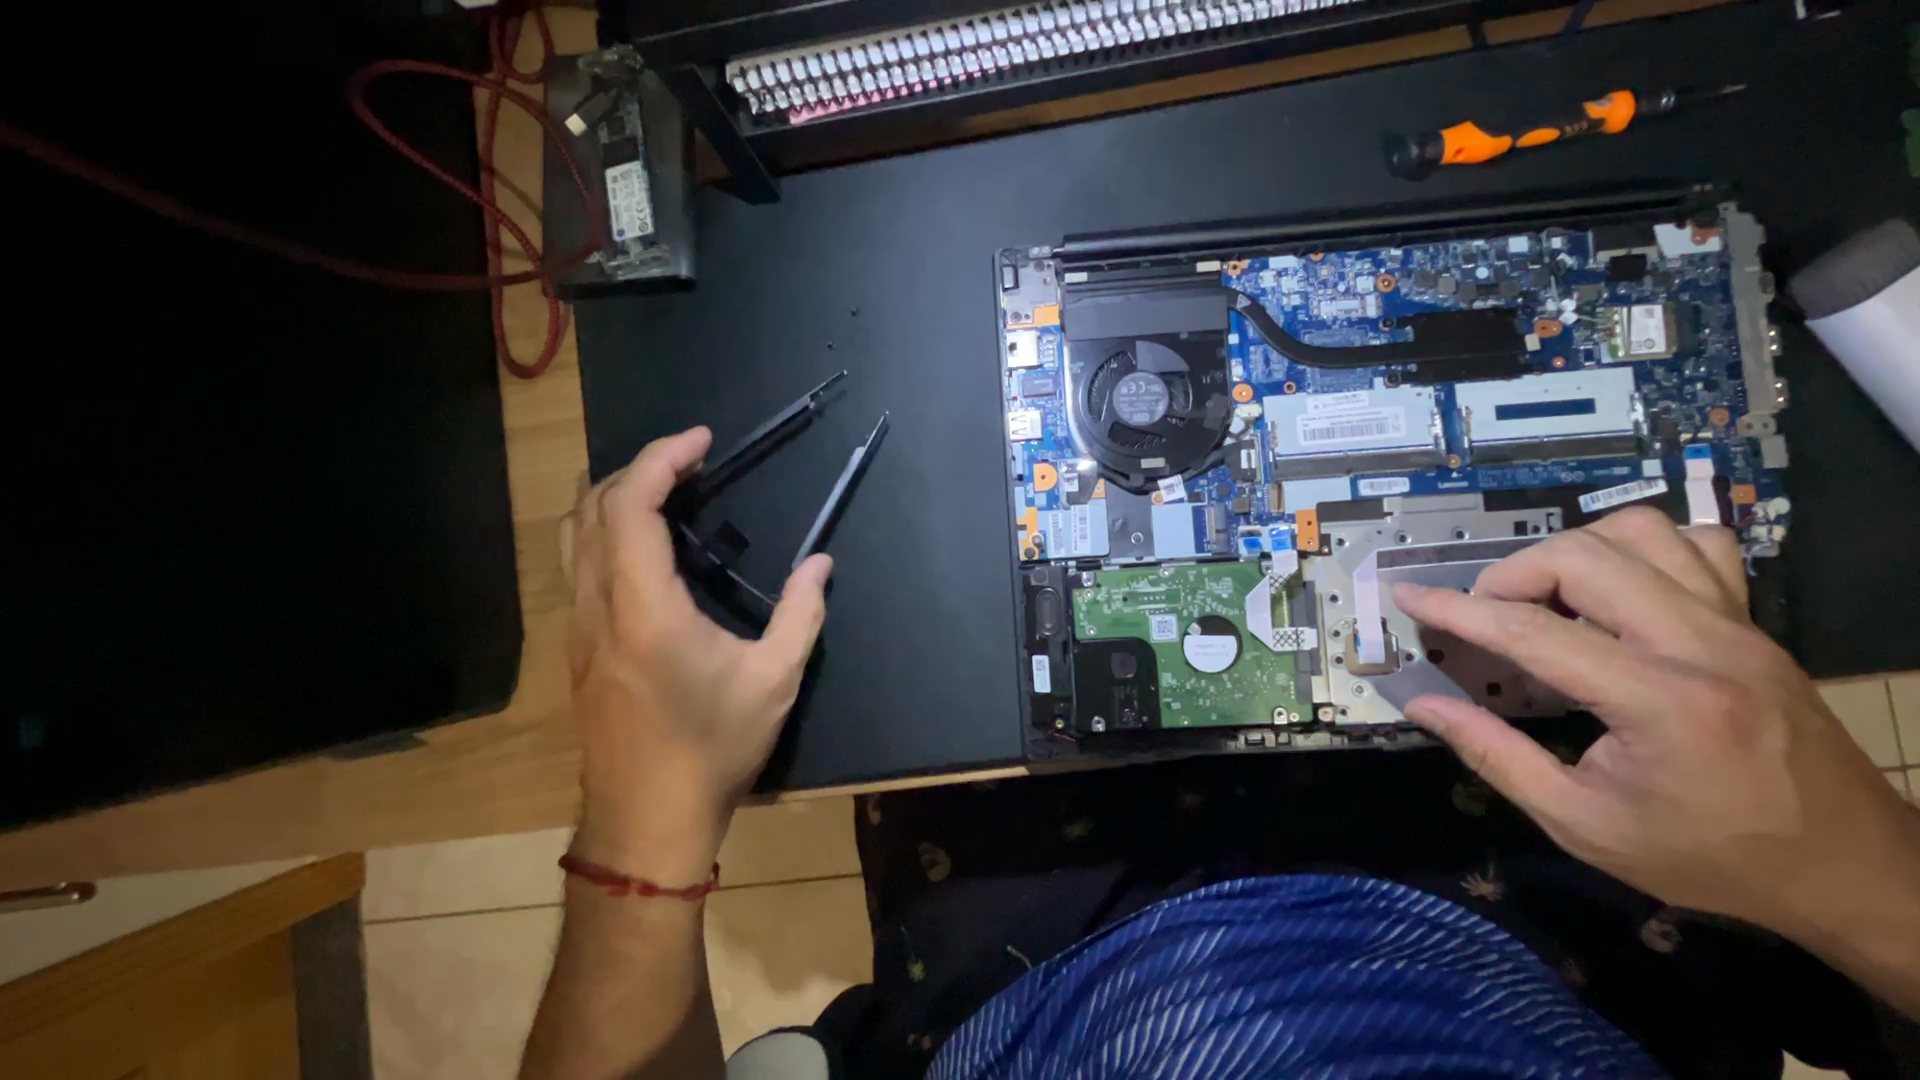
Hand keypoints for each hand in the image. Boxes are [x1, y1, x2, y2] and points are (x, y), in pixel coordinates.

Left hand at [560, 427, 832, 882]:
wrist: (646, 819)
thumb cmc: (712, 747)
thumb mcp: (774, 681)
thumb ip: (801, 613)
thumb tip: (820, 563)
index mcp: (644, 607)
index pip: (631, 504)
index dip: (662, 458)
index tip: (702, 442)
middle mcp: (597, 606)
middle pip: (592, 508)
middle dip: (638, 467)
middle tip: (691, 462)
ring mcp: (578, 628)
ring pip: (574, 536)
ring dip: (614, 497)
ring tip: (666, 492)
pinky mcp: (576, 648)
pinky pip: (577, 566)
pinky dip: (607, 532)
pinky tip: (649, 551)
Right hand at [1392, 507, 1919, 936]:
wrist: (1856, 873)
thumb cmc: (1710, 857)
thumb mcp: (1583, 823)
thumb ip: (1494, 756)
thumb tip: (1421, 707)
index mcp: (1658, 702)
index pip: (1531, 631)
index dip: (1456, 610)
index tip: (1408, 598)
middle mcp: (1702, 645)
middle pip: (1583, 558)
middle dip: (1511, 574)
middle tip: (1484, 616)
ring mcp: (1738, 626)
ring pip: (1641, 532)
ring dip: (1575, 551)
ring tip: (1547, 597)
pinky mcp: (1756, 624)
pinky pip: (1698, 545)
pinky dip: (1643, 550)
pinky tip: (1618, 589)